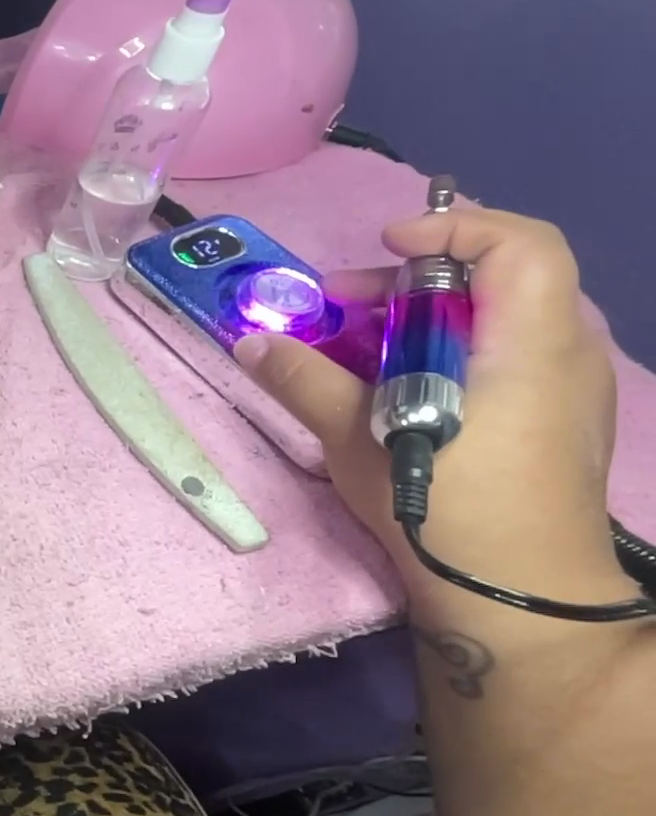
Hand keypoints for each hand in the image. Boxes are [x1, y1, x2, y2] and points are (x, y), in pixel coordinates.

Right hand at [235, 206, 634, 623]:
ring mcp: (564, 385)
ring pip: (499, 316)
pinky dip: (446, 345)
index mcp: (527, 345)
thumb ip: (304, 381)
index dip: (454, 226)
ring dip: (423, 314)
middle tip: (340, 302)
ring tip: (356, 346)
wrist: (515, 589)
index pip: (520, 245)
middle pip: (501, 276)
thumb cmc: (442, 504)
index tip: (383, 245)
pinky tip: (396, 384)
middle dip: (412, 276)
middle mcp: (561, 352)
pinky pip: (502, 351)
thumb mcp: (356, 439)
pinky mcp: (552, 414)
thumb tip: (251, 343)